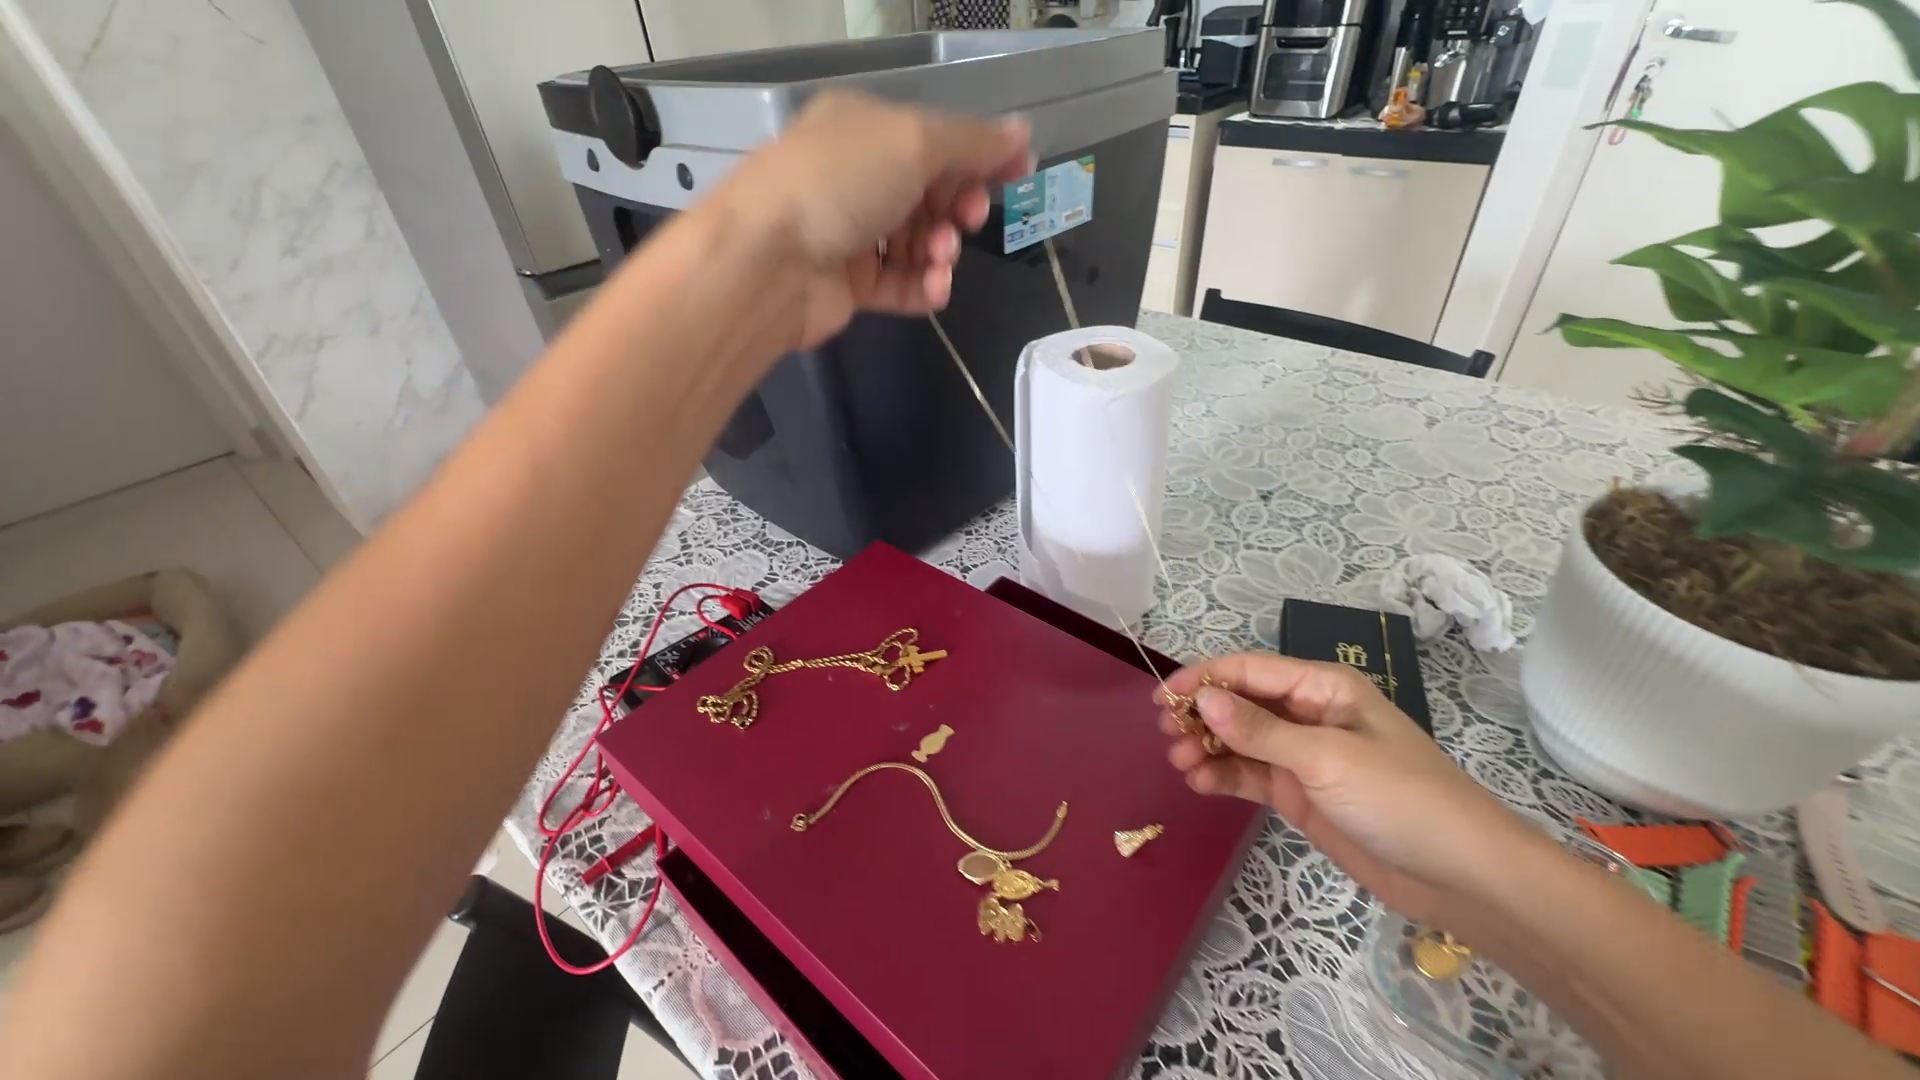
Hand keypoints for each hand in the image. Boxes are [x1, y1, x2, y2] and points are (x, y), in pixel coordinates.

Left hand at [714, 92, 1032, 348]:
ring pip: (917, 242)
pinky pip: (899, 285)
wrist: (767, 261)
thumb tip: (1021, 134)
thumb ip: (972, 142)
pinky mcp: (848, 284)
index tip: (1020, 173)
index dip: (981, 155)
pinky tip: (936, 290)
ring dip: (940, 251)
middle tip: (969, 218)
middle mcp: (855, 177)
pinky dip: (923, 288)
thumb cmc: (839, 184)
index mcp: (864, 127)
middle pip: (929, 192)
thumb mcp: (913, 142)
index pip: (935, 138)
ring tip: (942, 257)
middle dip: (958, 205)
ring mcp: (850, 233)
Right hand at [1160, 653, 1539, 924]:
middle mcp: (1308, 715)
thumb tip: (1203, 698)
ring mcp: (1303, 757)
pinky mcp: (1300, 795)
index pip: (1250, 670)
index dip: (1203, 678)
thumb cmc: (1400, 799)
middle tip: (1165, 734)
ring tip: (1180, 764)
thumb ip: (1260, 730)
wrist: (1460, 876)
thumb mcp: (1326, 758)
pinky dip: (1222, 776)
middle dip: (1200, 714)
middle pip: (1240, 703)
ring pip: (1239, 740)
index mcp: (1322, 688)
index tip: (1162, 699)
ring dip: (1207, 747)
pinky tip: (1199, 784)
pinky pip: (1250, 775)